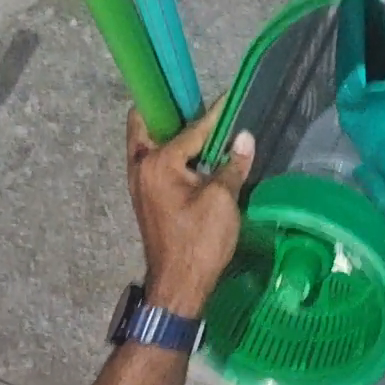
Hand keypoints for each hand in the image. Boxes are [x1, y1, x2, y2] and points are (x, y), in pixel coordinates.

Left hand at [127, 100, 255, 318]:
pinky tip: (195, 158)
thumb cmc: (200, 242)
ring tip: (200, 129)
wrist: (179, 286)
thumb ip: (231, 165)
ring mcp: (139, 183)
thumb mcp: (222, 200)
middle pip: (146, 123)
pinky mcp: (146, 197)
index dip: (214, 114)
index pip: (190, 128)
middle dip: (170, 110)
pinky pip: (154, 161)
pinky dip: (171, 152)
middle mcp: (140, 166)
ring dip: (169, 132)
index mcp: (157, 162)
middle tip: (198, 107)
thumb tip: (244, 138)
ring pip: (148, 142)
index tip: (230, 98)